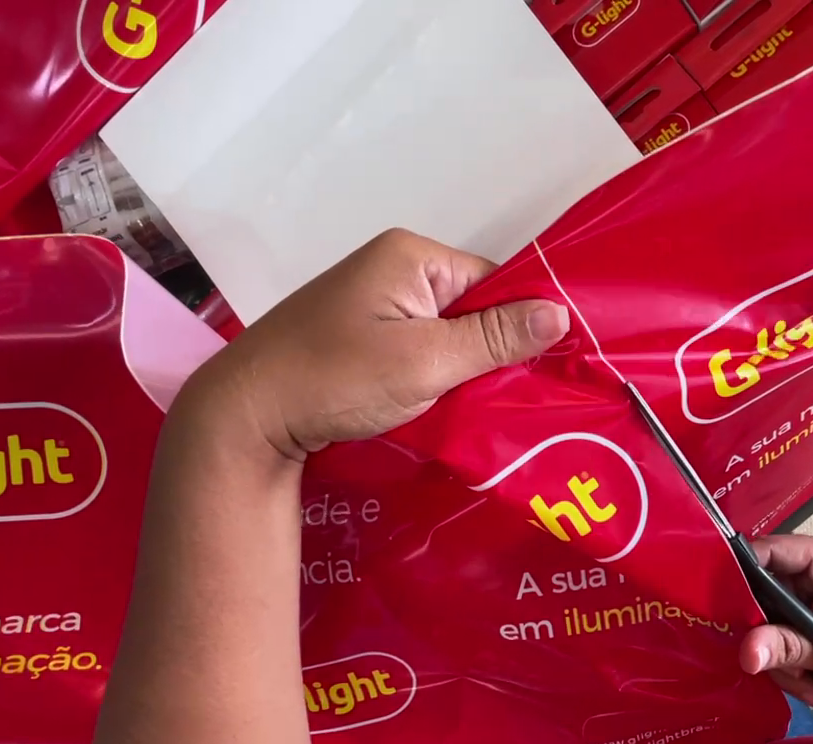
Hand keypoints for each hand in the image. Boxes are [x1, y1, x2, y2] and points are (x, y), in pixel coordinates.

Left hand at [186, 228, 569, 459]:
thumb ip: (494, 338)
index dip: (524, 323)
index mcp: (413, 258)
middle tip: (524, 396)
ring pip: (454, 335)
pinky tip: (456, 405)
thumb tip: (562, 313)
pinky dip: (446, 378)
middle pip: (477, 309)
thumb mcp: (425, 361)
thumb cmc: (335, 379)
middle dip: (498, 351)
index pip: (495, 283)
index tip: (549, 369)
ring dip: (472, 370)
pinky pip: (429, 351)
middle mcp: (399, 271)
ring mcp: (381, 306)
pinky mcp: (371, 339)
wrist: (250, 415)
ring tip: (493, 406)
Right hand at [740, 534, 812, 709]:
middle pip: (762, 595)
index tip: (714, 601)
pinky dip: (791, 670)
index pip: (770, 551)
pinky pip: (778, 645)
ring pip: (767, 627)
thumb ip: (791, 647)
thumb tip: (744, 653)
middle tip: (771, 663)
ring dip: (784, 663)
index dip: (739, 572)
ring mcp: (808, 603)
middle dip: (767, 635)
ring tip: (812, 686)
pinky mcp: (806, 629)